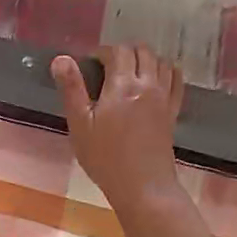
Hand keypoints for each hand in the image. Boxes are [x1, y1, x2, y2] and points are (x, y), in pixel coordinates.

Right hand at [52, 44, 185, 208]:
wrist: (141, 184)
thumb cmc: (104, 157)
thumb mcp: (80, 125)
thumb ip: (72, 89)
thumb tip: (61, 59)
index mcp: (122, 85)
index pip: (116, 52)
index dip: (101, 53)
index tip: (89, 64)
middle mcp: (147, 84)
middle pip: (141, 51)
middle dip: (122, 52)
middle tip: (105, 68)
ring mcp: (164, 96)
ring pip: (160, 61)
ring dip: (144, 59)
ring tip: (127, 73)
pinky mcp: (172, 110)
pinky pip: (175, 79)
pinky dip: (165, 71)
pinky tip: (155, 79)